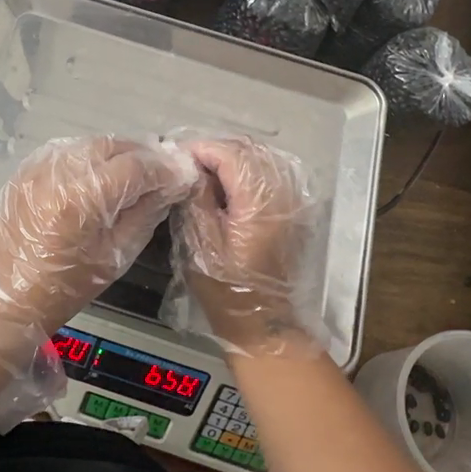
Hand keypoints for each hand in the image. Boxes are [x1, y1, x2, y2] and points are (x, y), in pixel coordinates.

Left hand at [0, 136, 195, 372]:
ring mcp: (36, 168)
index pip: (134, 168)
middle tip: (162, 170)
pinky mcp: (24, 170)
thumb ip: (145, 213)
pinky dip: (88, 158)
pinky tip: (100, 174)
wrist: (7, 295)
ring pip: (88, 144)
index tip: (183, 174)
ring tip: (134, 172)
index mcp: (79, 200)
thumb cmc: (66, 286)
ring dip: (116, 153)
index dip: (163, 169)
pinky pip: (65, 152)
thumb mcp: (116, 256)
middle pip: (111, 146)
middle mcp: (56, 173)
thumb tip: (171, 185)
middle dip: (141, 155)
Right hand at [170, 137, 324, 356]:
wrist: (264, 322)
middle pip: (249, 151)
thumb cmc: (226, 287)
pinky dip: (249, 170)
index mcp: (260, 202)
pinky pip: (273, 174)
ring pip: (263, 159)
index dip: (201, 149)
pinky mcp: (295, 210)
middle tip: (186, 164)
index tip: (176, 157)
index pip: (231, 155)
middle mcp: (284, 194)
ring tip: (204, 172)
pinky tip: (229, 184)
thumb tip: (191, 167)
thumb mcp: (200, 244)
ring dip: (233, 159)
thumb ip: (197, 198)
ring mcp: (294, 201)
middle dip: (216, 151)